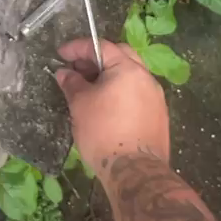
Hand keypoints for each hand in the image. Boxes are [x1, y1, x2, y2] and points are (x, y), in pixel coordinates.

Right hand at [53, 38, 169, 176]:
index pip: (101, 46)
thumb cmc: (103, 132)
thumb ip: (72, 83)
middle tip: (78, 69)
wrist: (135, 174)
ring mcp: (156, 99)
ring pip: (130, 76)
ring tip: (90, 89)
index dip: (78, 48)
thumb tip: (65, 73)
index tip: (61, 55)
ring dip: (110, 76)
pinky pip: (137, 94)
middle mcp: (146, 78)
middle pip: (120, 56)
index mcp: (128, 69)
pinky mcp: (159, 118)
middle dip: (97, 59)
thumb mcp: (80, 104)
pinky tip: (107, 107)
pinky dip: (120, 92)